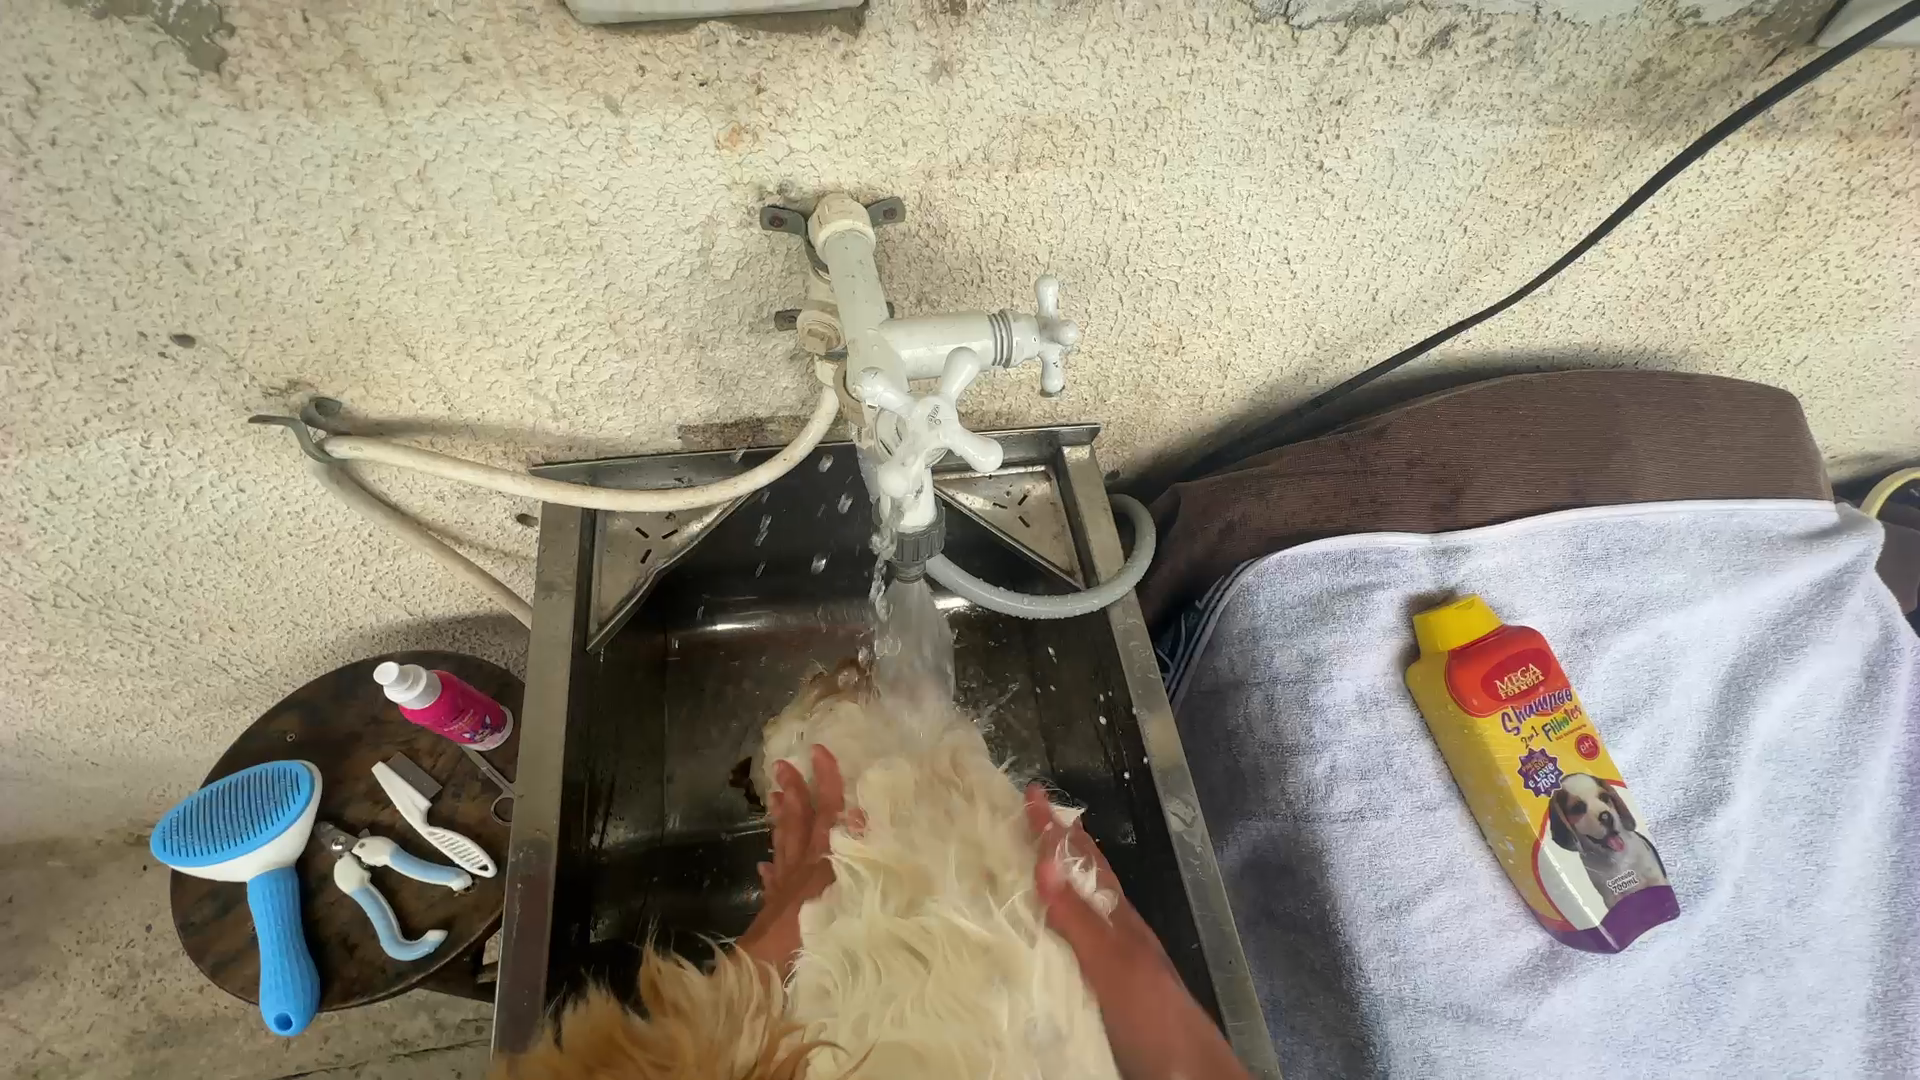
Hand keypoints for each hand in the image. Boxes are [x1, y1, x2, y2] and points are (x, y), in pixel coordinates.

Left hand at [737, 745, 845, 973]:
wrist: (768, 975)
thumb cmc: (811, 933)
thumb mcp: (842, 890)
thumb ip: (850, 855)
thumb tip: (858, 816)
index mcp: (820, 859)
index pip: (826, 810)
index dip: (825, 780)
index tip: (818, 750)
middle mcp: (800, 868)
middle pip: (797, 822)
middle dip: (793, 791)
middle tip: (782, 765)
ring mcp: (784, 889)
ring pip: (782, 845)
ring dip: (781, 820)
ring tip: (775, 798)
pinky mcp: (774, 911)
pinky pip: (772, 883)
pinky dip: (771, 871)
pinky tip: (765, 867)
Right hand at [1025, 784, 1251, 1079]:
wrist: (1191, 1079)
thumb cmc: (1155, 1014)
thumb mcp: (1114, 962)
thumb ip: (1080, 917)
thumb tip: (1044, 859)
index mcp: (1115, 915)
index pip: (1080, 858)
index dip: (1055, 827)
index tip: (1031, 792)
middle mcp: (1111, 932)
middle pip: (1080, 877)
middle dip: (1054, 845)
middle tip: (1025, 817)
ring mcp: (1107, 964)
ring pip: (1074, 910)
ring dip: (1050, 884)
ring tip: (1025, 867)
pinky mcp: (1099, 995)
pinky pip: (1066, 948)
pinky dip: (1048, 931)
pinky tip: (1034, 942)